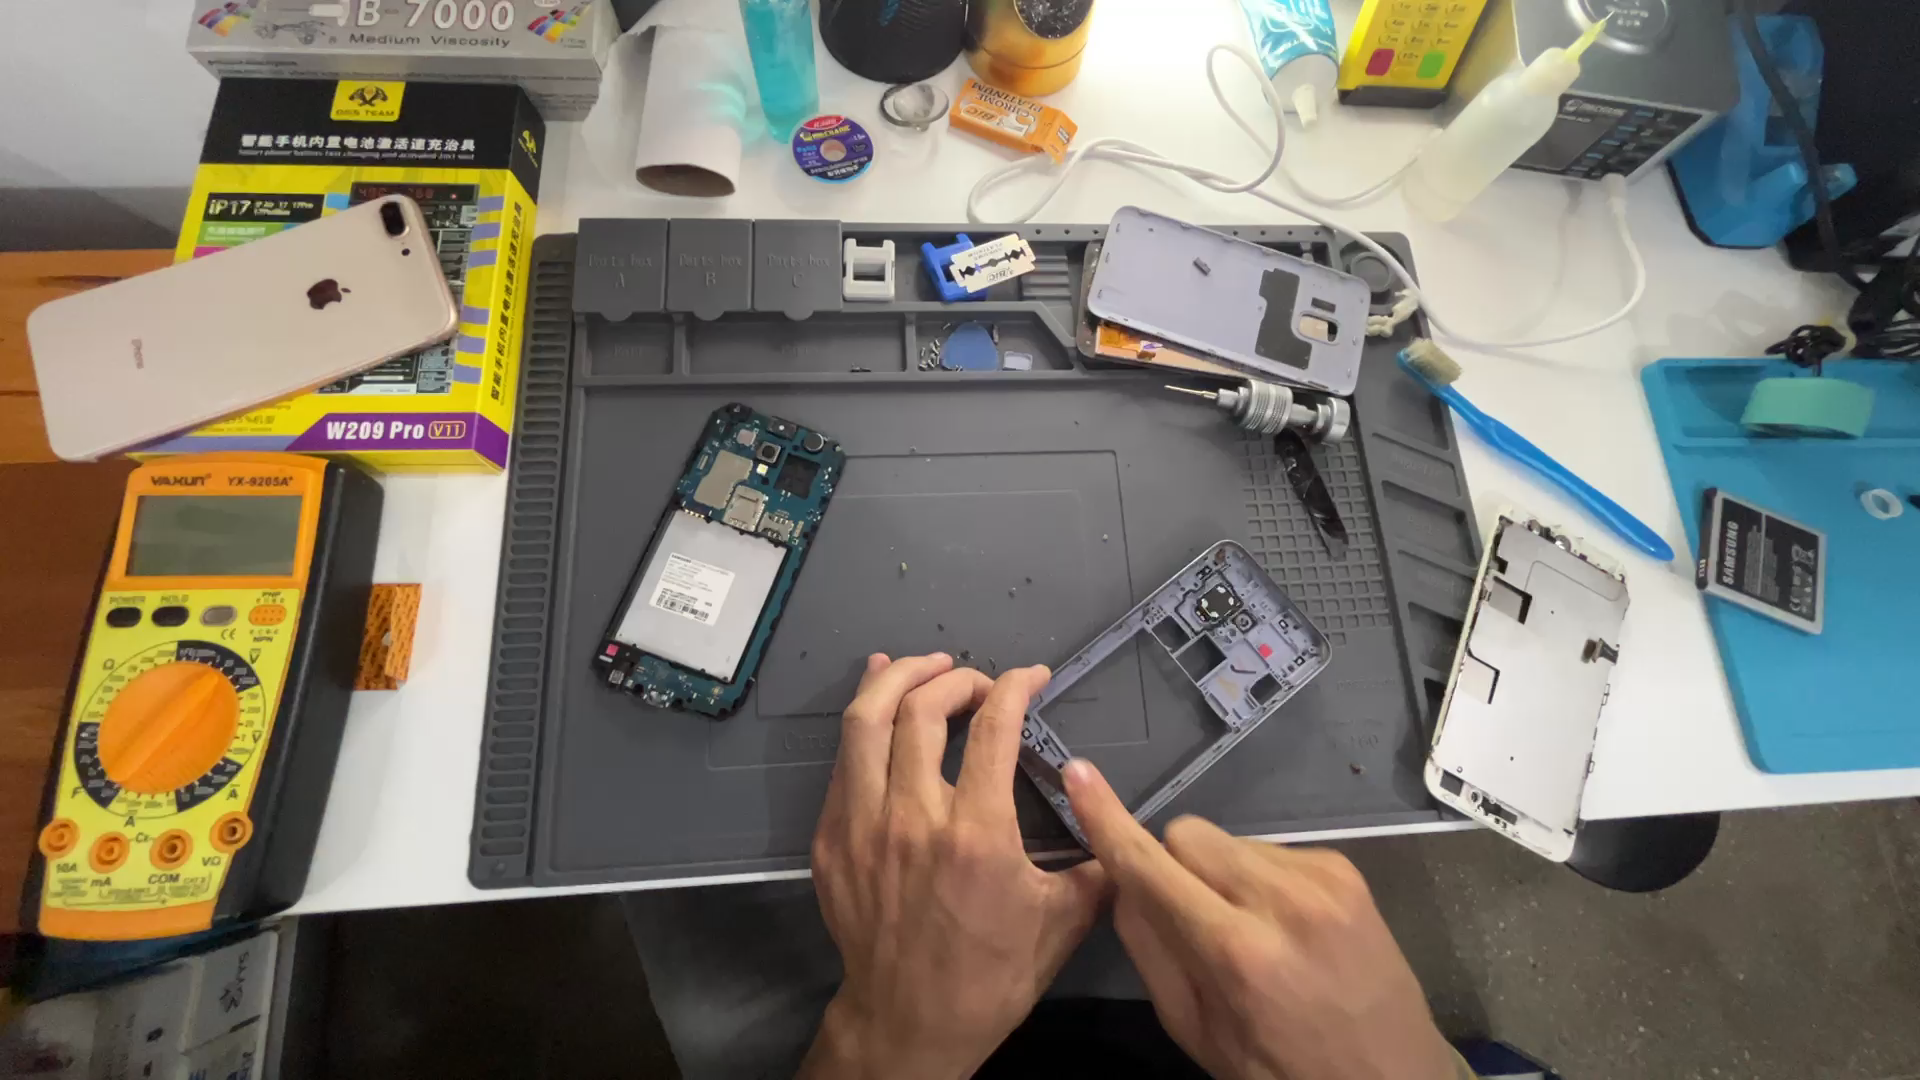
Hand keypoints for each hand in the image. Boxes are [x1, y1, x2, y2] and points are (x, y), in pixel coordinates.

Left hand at [799, 654, 1108, 1079]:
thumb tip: (1117, 822)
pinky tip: (877, 691)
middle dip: (957, 678)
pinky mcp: (831, 835)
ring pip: (867, 720)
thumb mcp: (1061, 923)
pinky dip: (861, 712)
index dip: (1015, 686)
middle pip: (923, 708)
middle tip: (980, 683)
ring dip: (900, 677)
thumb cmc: (990, 976)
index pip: (994, 727)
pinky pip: (841, 757)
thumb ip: (1097, 865)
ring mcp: (862, 823)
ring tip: (929, 666)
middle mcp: (914, 815)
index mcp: (977, 833)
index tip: (1031, 676)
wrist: (906, 1026)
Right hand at [1062, 758, 1457, 1079]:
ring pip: (1222, 838)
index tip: (1077, 774)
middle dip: (1172, 865)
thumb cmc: (1281, 1073)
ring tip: (1252, 928)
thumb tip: (1123, 879)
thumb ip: (1148, 948)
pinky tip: (1285, 923)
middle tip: (1195, 918)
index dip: (1106, 820)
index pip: (1149, 868)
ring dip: (1218, 873)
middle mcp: (1280, 901)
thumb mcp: (1196, 1031)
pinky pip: (1263, 846)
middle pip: (1184, 835)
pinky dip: (1256, 877)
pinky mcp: (1342, 866)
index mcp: (1236, 955)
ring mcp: (1319, 877)